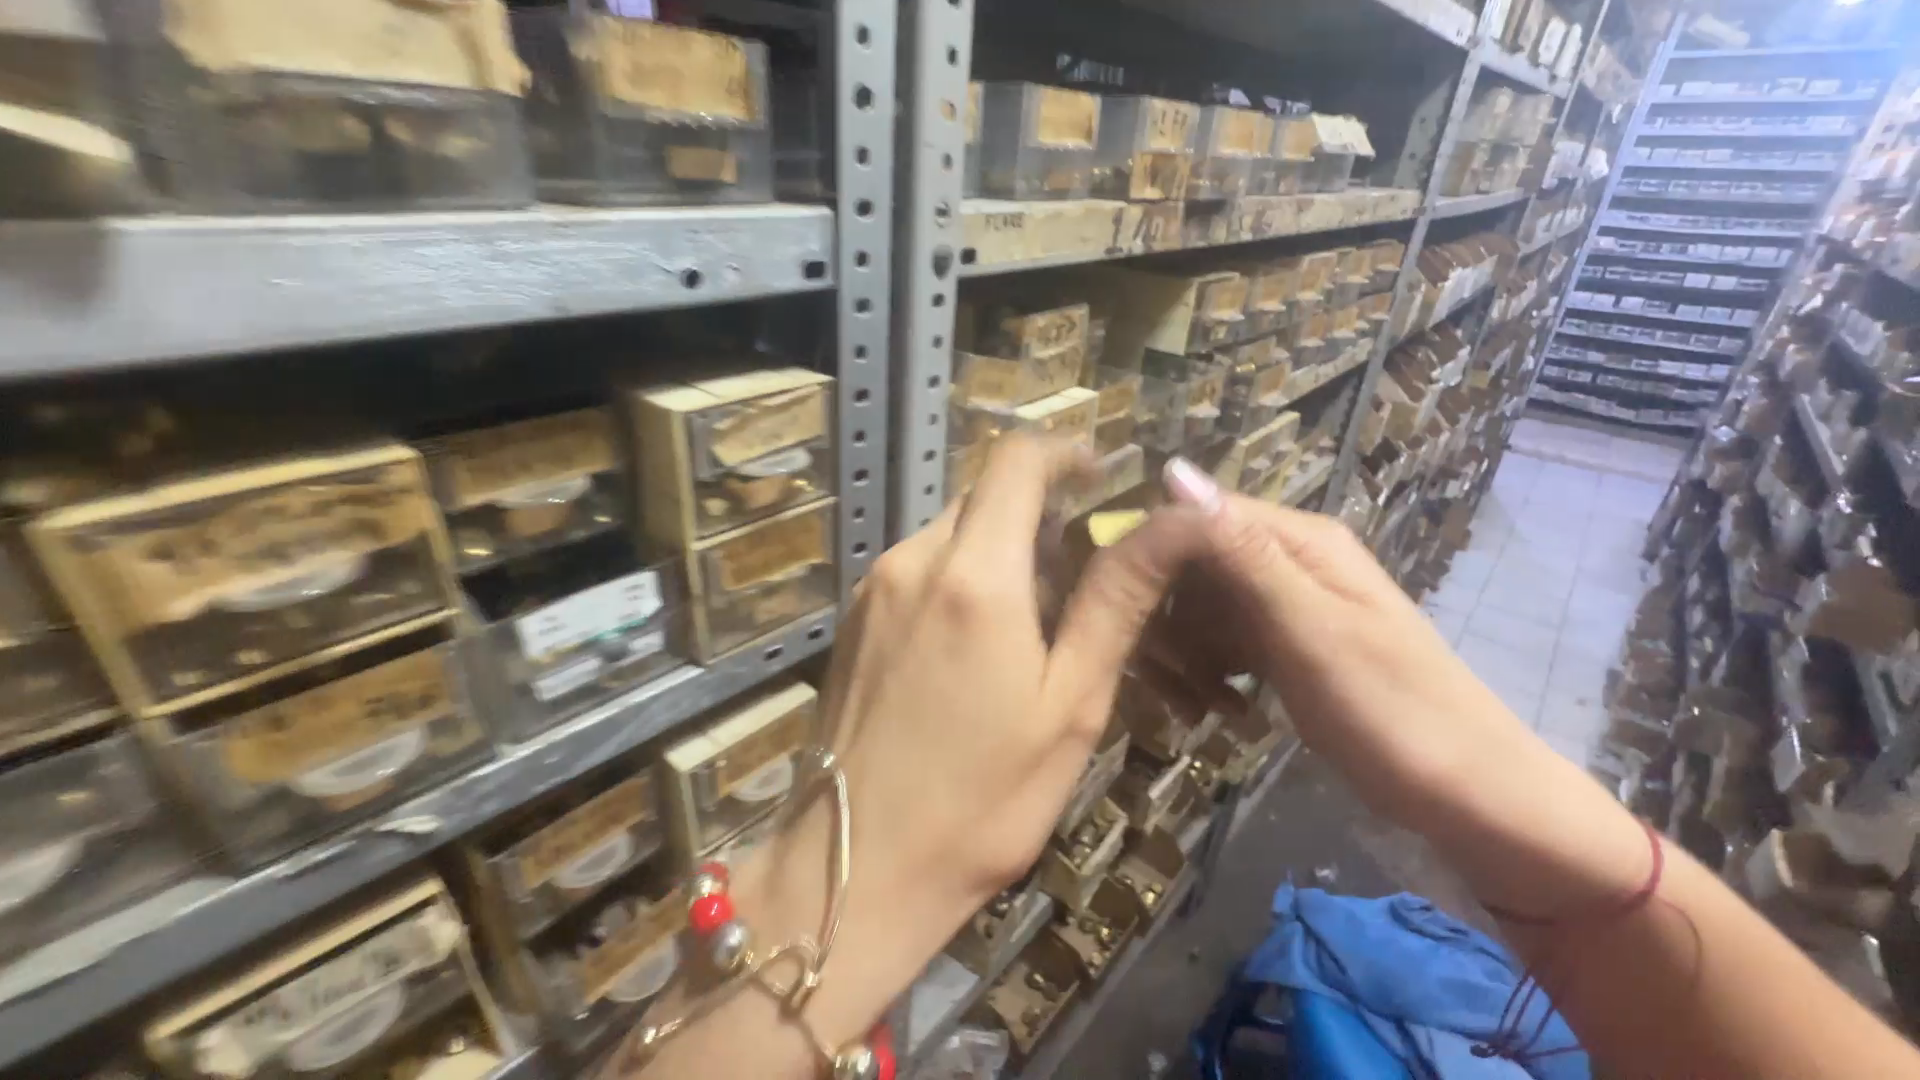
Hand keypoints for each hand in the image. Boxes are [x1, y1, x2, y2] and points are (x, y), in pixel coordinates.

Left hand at [724, 437, 1209, 1060]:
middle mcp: (912, 560)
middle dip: (1036, 514)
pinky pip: (916, 572)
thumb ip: (1117, 599)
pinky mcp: (851, 623)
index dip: (1065, 453)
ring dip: (997, 552)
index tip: (1101, 476)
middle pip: (982, 498)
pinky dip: (958, 581)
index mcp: (974, 572)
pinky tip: (975, 650)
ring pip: (948, 535)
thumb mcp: (1071, 702)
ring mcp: (872, 591)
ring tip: (1035, 625)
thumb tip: (1176, 518)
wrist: (855, 870)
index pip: (1016, 462)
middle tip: (1082, 575)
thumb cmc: (983, 800)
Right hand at [1154, 457, 1649, 915]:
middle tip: (1164, 678)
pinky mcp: (1288, 649)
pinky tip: (1215, 710)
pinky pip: (1226, 644)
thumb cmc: (1391, 709)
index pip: (1196, 516)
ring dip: (1185, 654)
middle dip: (1167, 617)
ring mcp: (1290, 607)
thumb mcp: (1310, 628)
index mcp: (1300, 541)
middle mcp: (1291, 561)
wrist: (1472, 796)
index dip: (1151, 555)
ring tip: (1194, 705)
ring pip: (1204, 610)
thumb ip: (1241, 554)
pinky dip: (1210, 674)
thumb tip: (1174, 472)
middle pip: (1194, 565)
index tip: (1119, 609)